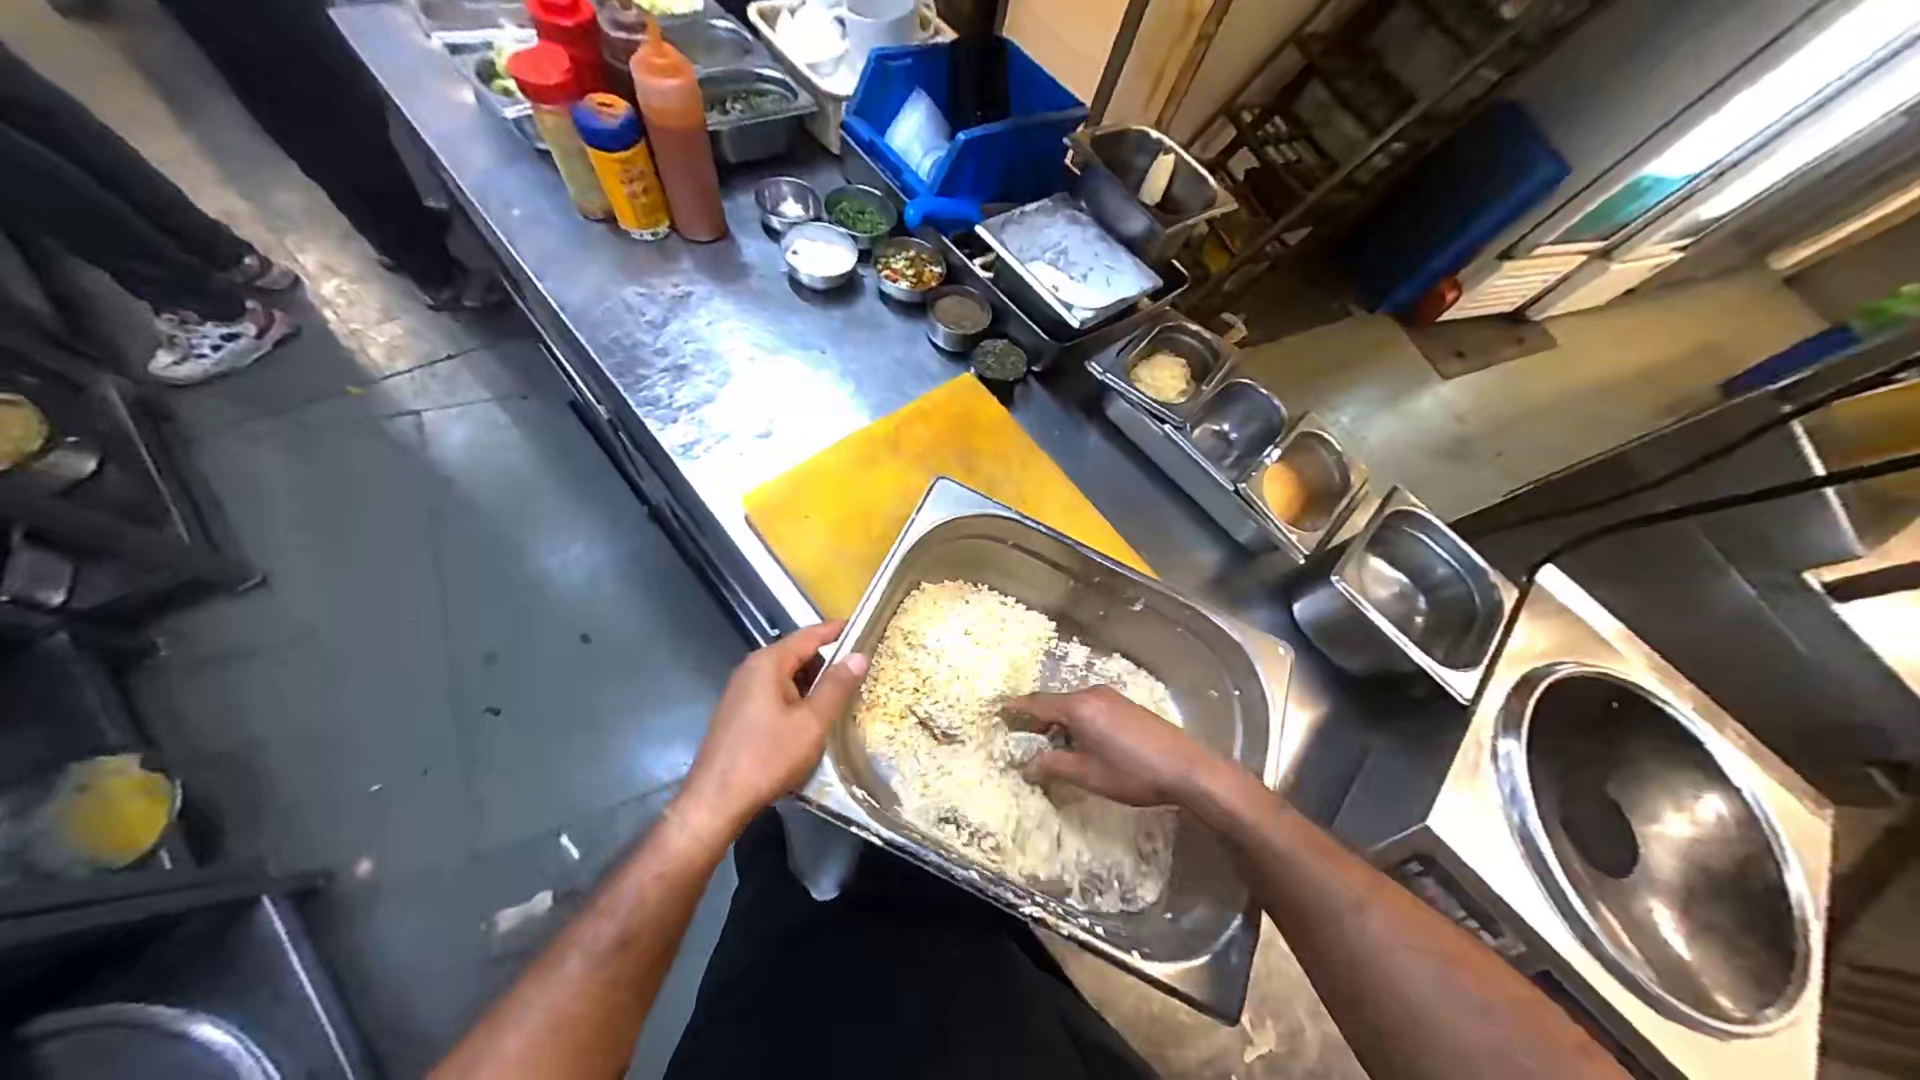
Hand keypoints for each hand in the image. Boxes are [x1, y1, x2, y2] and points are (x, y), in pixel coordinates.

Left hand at [680, 620, 867, 832]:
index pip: (809, 635)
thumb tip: (859, 656)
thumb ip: (836, 687)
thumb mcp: (811, 722)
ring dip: (814, 684)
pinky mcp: (740, 713)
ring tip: (844, 696)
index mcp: (768, 663)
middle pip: (798, 654)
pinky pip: (776, 694)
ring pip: (788, 677)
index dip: (838, 631)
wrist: (716, 801)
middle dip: (829, 661)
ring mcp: (742, 691)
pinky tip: (814, 719)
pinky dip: (798, 698)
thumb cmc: (767, 757)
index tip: (864, 628)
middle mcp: (752, 670)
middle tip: (862, 670)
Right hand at [1005, 686, 1226, 807]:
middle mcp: (1092, 694)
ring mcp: (1112, 697)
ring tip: (1054, 748)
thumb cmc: (1132, 772)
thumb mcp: (1087, 774)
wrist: (1187, 768)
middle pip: (1055, 703)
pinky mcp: (1126, 705)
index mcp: (1078, 707)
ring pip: (1074, 706)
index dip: (1017, 708)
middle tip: (1026, 740)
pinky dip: (1078, 721)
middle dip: (1038, 721)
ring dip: (1060, 723)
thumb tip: (1027, 768)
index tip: (1000, 710)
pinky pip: (1091, 708)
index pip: (1037, 703)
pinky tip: (1083, 743)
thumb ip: (1053, 767)